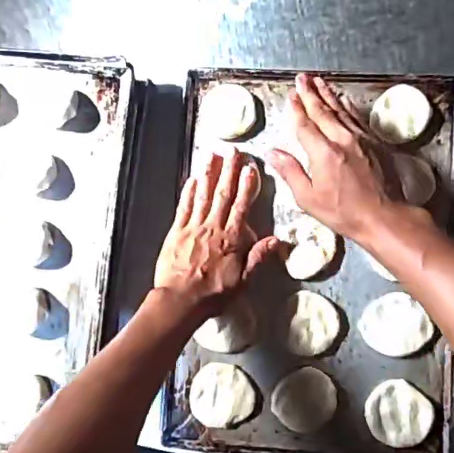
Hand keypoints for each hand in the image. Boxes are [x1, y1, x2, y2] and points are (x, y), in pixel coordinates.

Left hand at [153, 150, 284, 321]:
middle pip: (222, 194)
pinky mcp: (175, 233)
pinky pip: (183, 207)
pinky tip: (191, 179)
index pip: (241, 206)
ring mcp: (192, 228)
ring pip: (202, 196)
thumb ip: (258, 257)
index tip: (250, 168)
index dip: (246, 185)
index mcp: (231, 239)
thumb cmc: (212, 294)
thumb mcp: (243, 281)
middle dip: (228, 171)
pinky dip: (188, 192)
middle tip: (233, 151)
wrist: (180, 301)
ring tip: (212, 155)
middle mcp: (212, 228)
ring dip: (208, 174)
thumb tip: (278, 240)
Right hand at [267, 73, 419, 242]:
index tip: (291, 96)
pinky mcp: (375, 143)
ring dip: (329, 94)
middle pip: (323, 111)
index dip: (297, 110)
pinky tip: (344, 101)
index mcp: (324, 153)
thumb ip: (290, 172)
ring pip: (341, 110)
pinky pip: (357, 118)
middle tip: (302, 79)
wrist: (384, 216)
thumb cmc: (346, 213)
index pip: (305, 125)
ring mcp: (362, 140)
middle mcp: (343, 140)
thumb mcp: (308, 198)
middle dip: (311, 93)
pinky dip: (347, 107)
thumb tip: (274, 153)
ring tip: (320, 82)